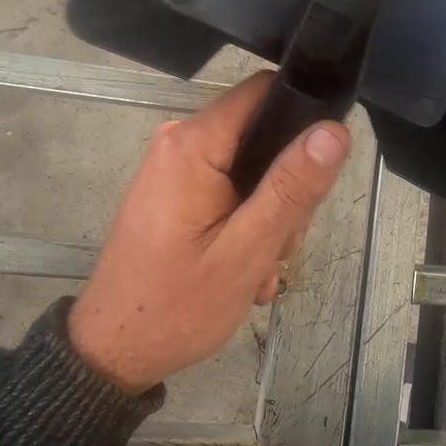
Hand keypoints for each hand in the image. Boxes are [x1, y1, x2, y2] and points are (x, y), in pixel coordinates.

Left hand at [68, 72, 351, 393]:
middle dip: (287, 181)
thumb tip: (334, 132)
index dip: (303, 115)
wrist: (111, 355)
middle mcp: (179, 140)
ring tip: (264, 263)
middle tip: (286, 239)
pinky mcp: (174, 187)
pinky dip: (246, 217)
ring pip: (251, 161)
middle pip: (262, 129)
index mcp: (193, 143)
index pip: (265, 91)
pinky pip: (229, 182)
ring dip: (269, 209)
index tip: (322, 166)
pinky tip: (247, 263)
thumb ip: (291, 186)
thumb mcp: (246, 251)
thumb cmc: (176, 307)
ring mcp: (174, 164)